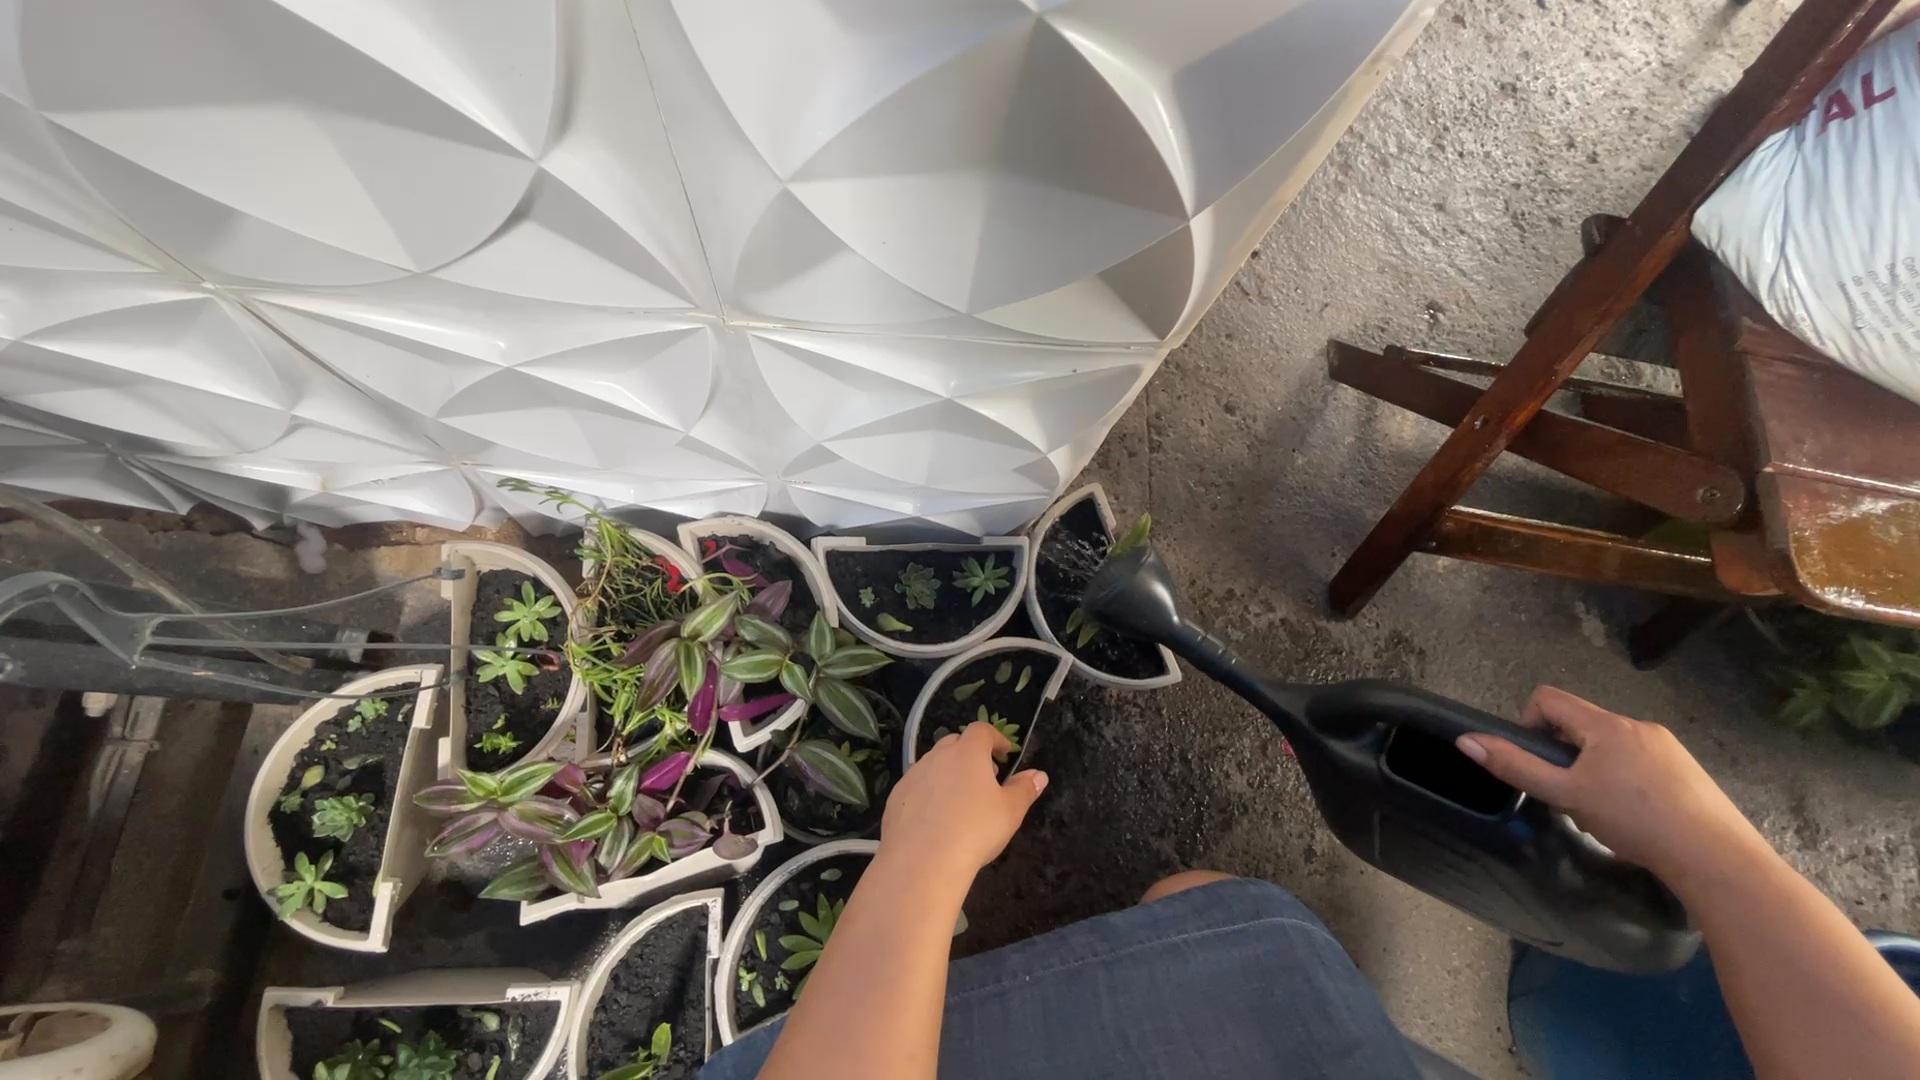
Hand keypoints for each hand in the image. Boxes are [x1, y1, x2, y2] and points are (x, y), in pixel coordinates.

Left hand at [880, 722, 1047, 882]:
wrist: (923, 860)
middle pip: (955, 743)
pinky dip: (929, 793)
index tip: (1005, 754)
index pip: (981, 731)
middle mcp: (938, 756)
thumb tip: (1039, 774)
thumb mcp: (1010, 811)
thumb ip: (1025, 789)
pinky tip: (935, 819)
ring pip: (934, 764)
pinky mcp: (896, 797)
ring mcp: (914, 775)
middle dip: (971, 754)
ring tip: (960, 800)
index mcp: (967, 752)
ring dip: (948, 773)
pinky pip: (917, 786)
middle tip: (985, 777)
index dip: (995, 738)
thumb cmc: (975, 830)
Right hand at [1457, 686, 1759, 883]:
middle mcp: (1638, 726)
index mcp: (1607, 725)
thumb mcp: (1565, 795)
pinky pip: (1636, 761)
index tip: (1535, 761)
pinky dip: (1621, 779)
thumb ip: (1514, 766)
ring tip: (1598, 808)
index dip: (1528, 722)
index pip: (1548, 698)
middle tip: (1565, 793)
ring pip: (1607, 745)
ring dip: (1590, 768)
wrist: (1719, 862)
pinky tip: (1632, 815)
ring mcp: (1668, 748)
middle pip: (1578, 723)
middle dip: (1561, 753)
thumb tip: (1466, 741)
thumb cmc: (1636, 821)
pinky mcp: (1688, 771)